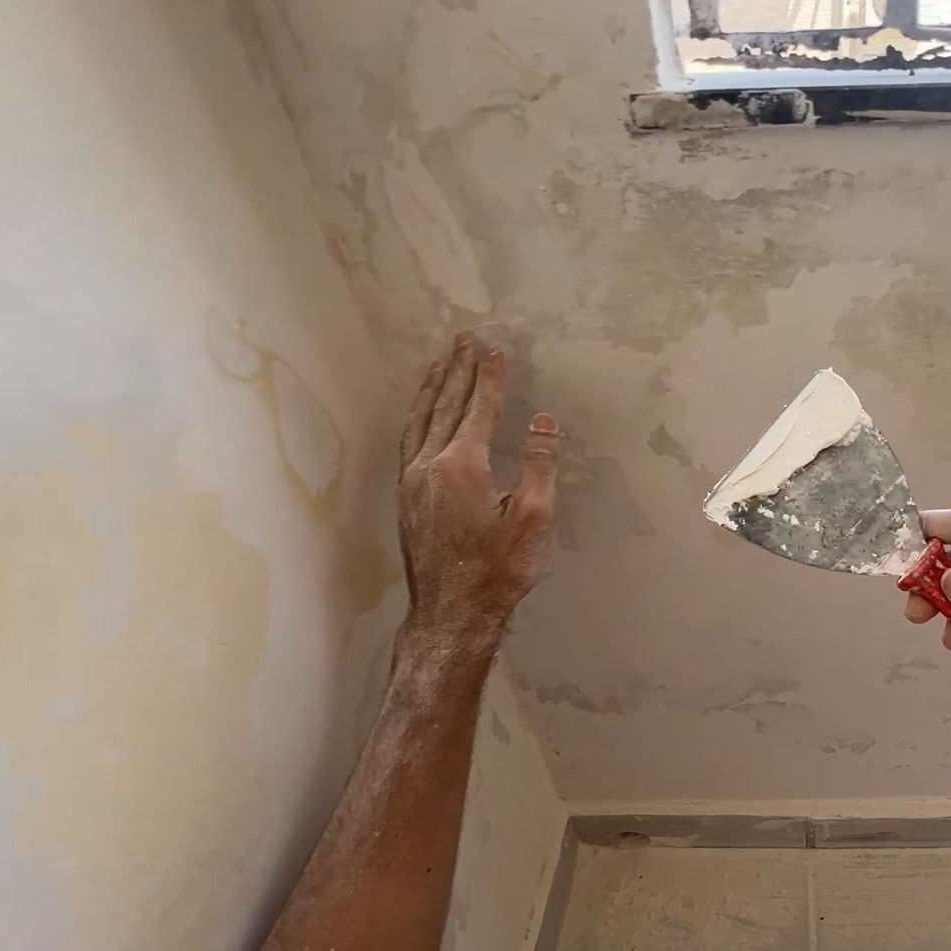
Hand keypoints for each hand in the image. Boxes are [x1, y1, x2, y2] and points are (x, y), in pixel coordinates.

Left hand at [396, 334, 559, 658]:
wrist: (453, 612)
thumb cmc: (500, 569)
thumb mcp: (535, 519)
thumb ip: (539, 465)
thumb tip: (544, 421)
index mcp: (462, 466)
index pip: (479, 410)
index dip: (489, 379)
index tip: (495, 349)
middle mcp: (429, 465)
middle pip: (445, 406)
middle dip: (458, 370)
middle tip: (464, 338)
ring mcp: (412, 481)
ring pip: (420, 420)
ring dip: (432, 388)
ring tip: (440, 362)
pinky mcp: (406, 497)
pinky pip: (410, 440)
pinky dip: (418, 415)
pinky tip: (423, 412)